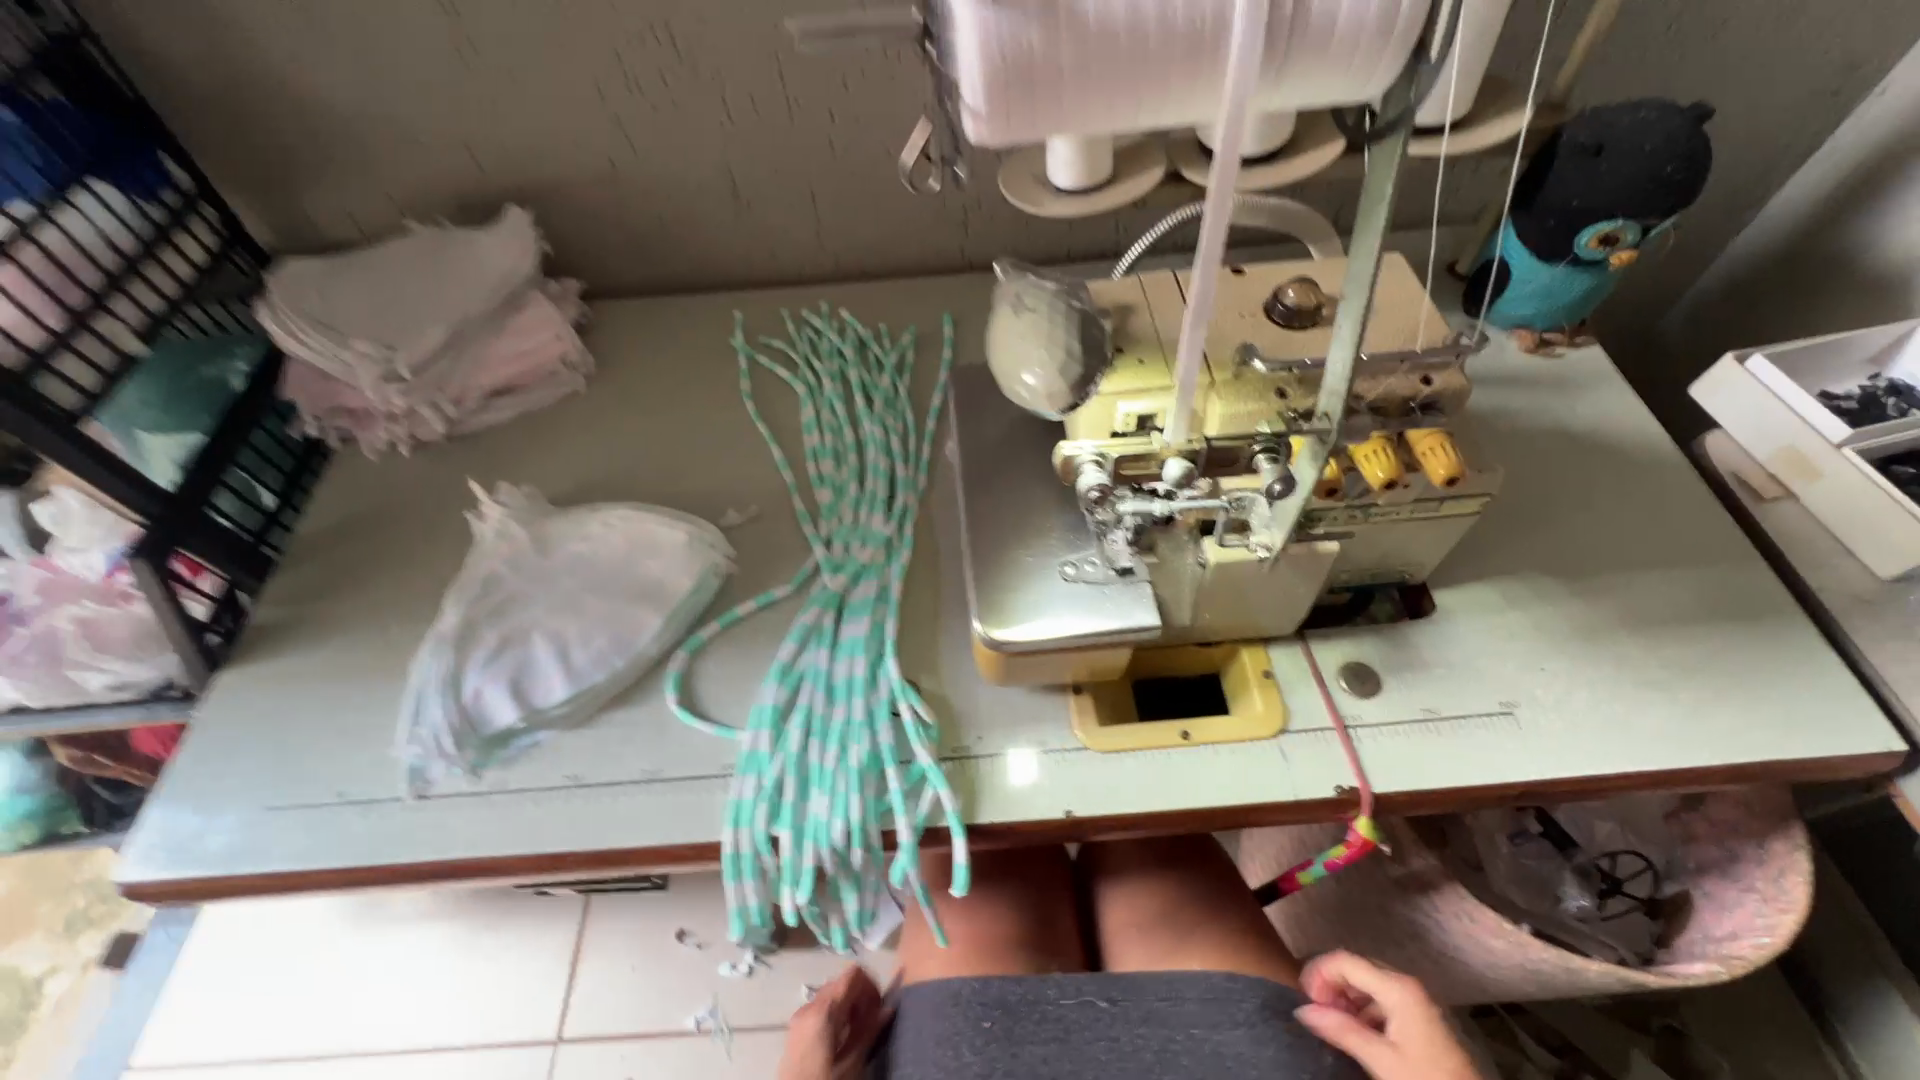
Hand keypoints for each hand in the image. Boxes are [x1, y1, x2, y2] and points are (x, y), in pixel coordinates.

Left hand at [778, 966, 890, 1079]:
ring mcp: (800, 1015)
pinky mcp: (796, 1026)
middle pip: (842, 982)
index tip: (878, 1009)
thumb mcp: (851, 1062)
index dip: (871, 986)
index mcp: (824, 1010)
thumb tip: (888, 1008)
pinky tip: (842, 1036)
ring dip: (849, 1005)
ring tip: (858, 1031)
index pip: (853, 975)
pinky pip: (821, 1007)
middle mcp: (810, 1005)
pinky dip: (836, 1013)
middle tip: (871, 1022)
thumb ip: (869, 1031)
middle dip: (861, 997)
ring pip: (832, 994)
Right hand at [1294, 950, 1484, 1079]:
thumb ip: (1341, 1030)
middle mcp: (1405, 984)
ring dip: (1346, 997)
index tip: (1306, 999)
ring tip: (1333, 1023)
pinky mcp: (1417, 1015)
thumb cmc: (1425, 1079)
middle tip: (1317, 1011)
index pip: (1345, 961)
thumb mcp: (1380, 1059)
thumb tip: (1302, 1009)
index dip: (1320, 973)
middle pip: (1356, 968)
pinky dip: (1362, 1008)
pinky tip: (1356, 1031)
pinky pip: (1381, 998)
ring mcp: (1414, 999)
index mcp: (1397, 987)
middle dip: (1332, 984)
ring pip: (1368, 983)